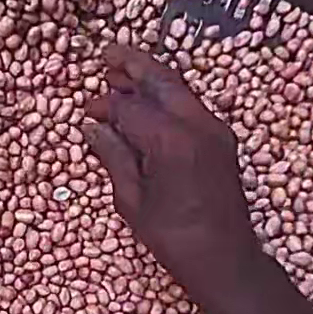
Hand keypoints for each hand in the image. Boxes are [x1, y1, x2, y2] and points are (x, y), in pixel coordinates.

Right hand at [83, 42, 267, 310]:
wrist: (225, 259)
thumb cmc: (173, 237)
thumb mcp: (132, 200)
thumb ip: (113, 156)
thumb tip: (93, 127)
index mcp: (171, 141)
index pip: (131, 107)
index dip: (106, 105)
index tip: (87, 110)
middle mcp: (198, 126)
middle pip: (162, 81)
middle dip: (133, 65)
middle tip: (107, 54)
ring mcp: (215, 131)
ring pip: (179, 90)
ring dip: (151, 80)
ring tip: (123, 74)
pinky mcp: (222, 141)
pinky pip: (190, 108)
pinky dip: (166, 100)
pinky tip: (148, 106)